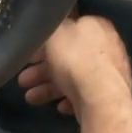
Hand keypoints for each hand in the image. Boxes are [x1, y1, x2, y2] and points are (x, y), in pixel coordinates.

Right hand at [16, 15, 131, 120]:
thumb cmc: (76, 60)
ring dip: (49, 88)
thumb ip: (52, 28)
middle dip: (43, 70)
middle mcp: (106, 47)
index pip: (68, 30)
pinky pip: (83, 95)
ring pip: (73, 78)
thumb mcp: (55, 34)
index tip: (29, 54)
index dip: (46, 42)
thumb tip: (53, 27)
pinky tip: (59, 106)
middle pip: (68, 57)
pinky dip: (69, 99)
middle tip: (23, 80)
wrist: (100, 98)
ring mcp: (108, 73)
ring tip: (30, 98)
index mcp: (95, 26)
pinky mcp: (106, 95)